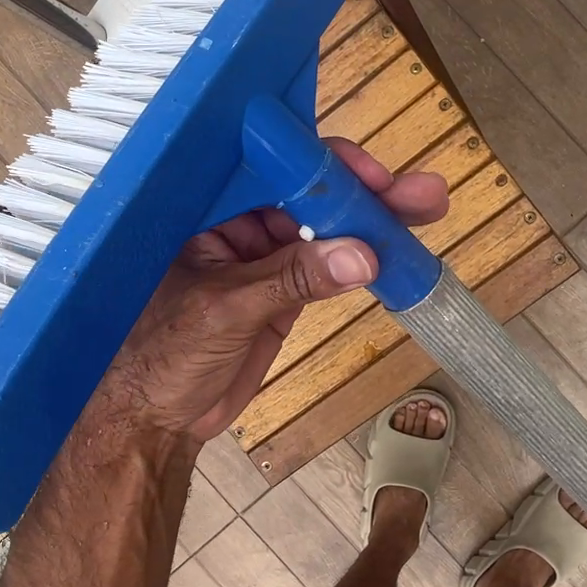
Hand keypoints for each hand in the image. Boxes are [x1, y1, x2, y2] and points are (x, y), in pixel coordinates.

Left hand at [94, 137, 447, 442]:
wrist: (157, 420)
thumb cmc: (163, 357)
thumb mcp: (225, 310)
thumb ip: (292, 280)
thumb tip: (363, 256)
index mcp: (205, 213)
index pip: (269, 170)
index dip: (322, 166)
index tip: (369, 174)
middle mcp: (236, 225)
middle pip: (308, 196)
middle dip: (364, 192)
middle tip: (422, 192)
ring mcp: (264, 259)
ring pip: (325, 230)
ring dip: (375, 222)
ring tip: (429, 207)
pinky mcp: (284, 292)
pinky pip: (329, 268)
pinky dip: (364, 262)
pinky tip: (401, 252)